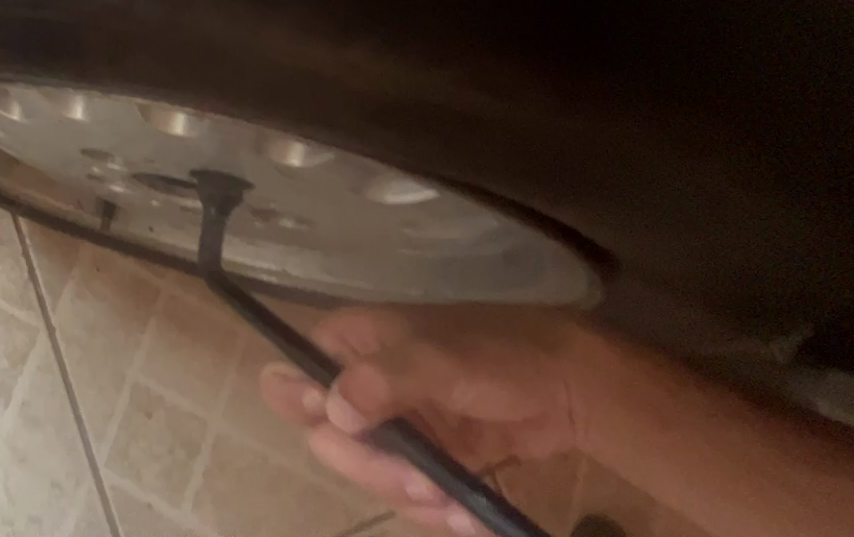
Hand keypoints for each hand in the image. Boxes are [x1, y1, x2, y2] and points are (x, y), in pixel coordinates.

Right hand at [259, 305, 599, 534]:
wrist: (571, 386)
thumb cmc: (493, 355)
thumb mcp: (435, 359)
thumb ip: (380, 380)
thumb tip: (330, 412)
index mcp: (345, 345)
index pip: (292, 376)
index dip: (305, 408)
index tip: (347, 431)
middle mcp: (357, 383)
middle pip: (326, 435)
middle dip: (370, 466)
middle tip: (418, 481)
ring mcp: (391, 422)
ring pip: (367, 470)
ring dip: (406, 495)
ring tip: (454, 507)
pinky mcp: (425, 456)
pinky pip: (407, 490)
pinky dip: (432, 509)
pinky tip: (467, 516)